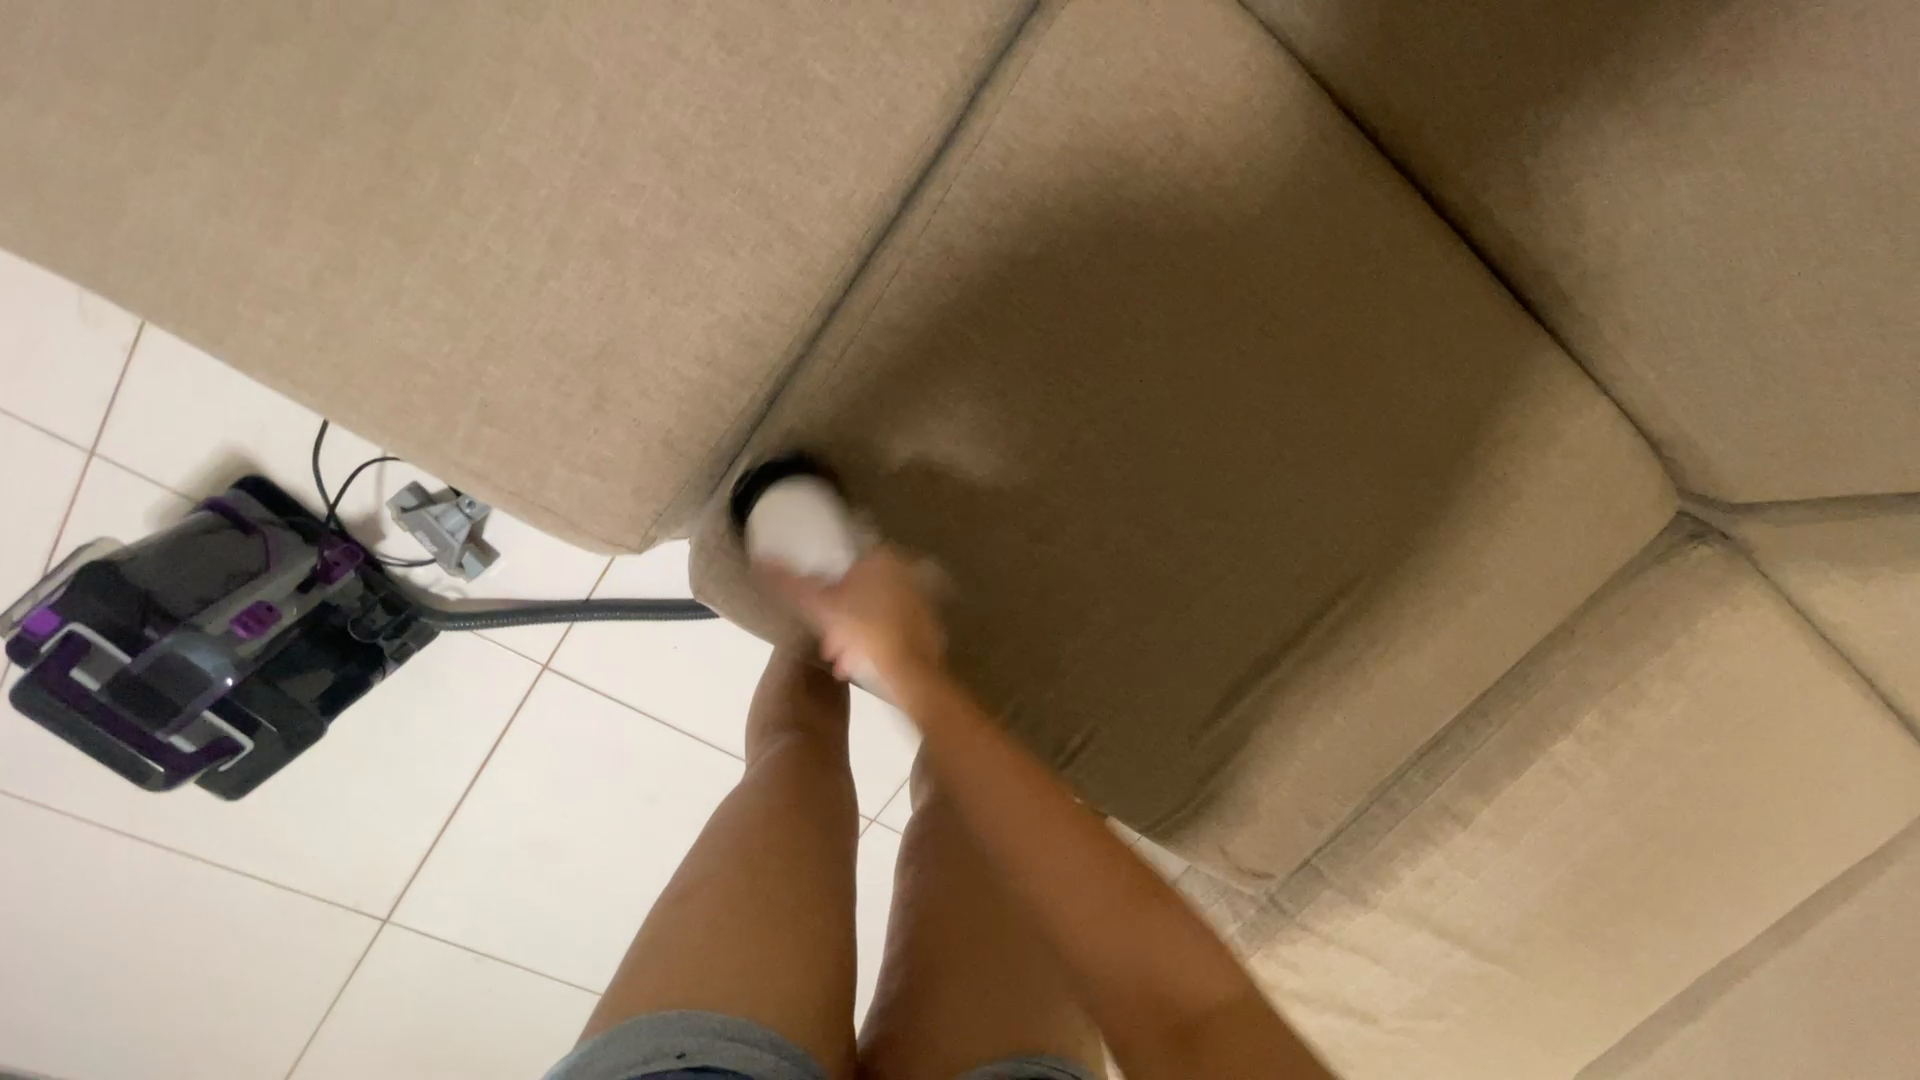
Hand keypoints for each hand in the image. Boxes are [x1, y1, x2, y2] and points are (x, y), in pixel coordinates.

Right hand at [759, 545, 944, 684]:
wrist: (910, 668)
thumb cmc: (864, 630)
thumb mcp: (819, 606)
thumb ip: (790, 583)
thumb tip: (760, 560)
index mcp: (880, 557)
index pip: (848, 564)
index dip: (831, 589)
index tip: (821, 610)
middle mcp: (904, 570)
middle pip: (862, 590)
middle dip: (843, 616)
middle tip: (830, 640)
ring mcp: (920, 596)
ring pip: (876, 611)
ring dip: (857, 632)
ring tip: (843, 658)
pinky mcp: (929, 621)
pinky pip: (893, 627)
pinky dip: (877, 640)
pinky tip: (863, 662)